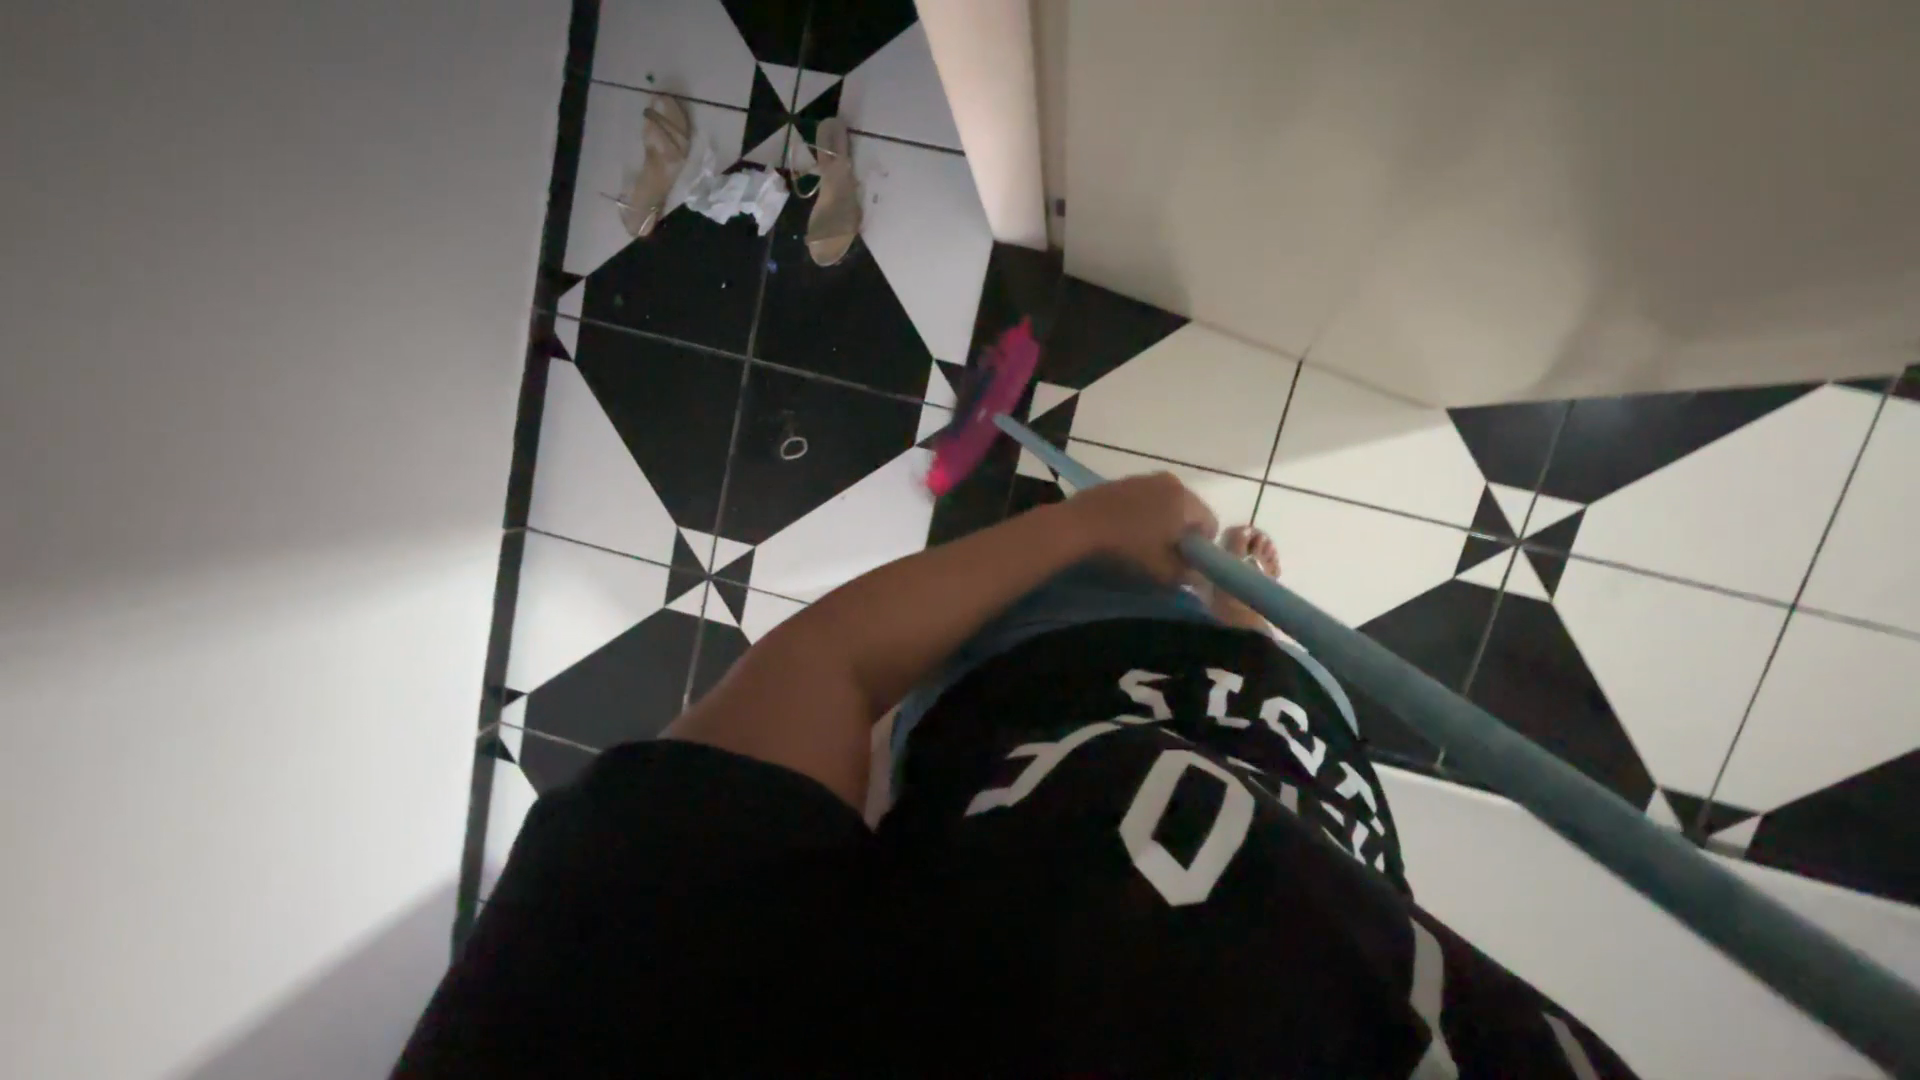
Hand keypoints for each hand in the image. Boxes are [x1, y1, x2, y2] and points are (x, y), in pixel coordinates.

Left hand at [1058, 472, 1218, 582]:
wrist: (1079, 525)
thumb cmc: (1127, 548)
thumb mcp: (1162, 572)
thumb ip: (1186, 574)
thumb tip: (1196, 574)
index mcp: (1187, 501)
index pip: (1210, 525)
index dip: (1201, 548)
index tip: (1184, 562)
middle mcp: (1172, 482)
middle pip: (1189, 511)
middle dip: (1182, 532)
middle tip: (1164, 553)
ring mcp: (1146, 478)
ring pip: (1167, 503)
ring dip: (1162, 521)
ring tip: (1143, 540)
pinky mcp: (1125, 480)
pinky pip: (1146, 498)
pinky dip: (1143, 511)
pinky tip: (1126, 527)